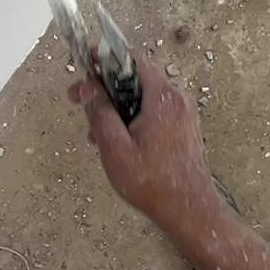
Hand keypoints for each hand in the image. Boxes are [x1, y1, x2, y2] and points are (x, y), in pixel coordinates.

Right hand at [68, 56, 225, 239]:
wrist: (190, 212)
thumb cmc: (153, 184)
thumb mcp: (115, 148)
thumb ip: (100, 114)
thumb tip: (89, 88)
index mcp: (162, 98)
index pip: (132, 60)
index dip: (105, 57)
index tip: (85, 60)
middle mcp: (176, 100)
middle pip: (135, 77)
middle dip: (104, 86)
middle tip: (79, 97)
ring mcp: (182, 114)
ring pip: (141, 96)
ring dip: (115, 104)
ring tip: (94, 128)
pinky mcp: (183, 128)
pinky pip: (152, 111)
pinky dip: (131, 116)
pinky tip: (115, 138)